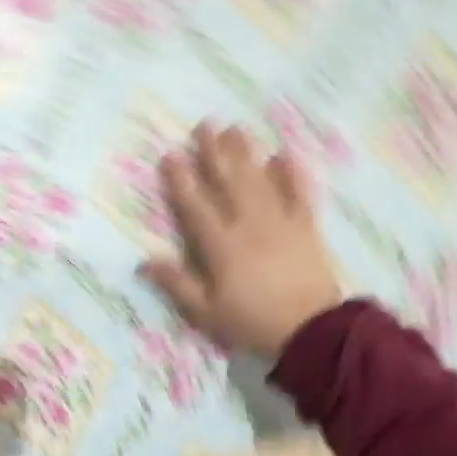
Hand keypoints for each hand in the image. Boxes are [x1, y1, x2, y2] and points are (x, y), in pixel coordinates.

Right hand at [141, 123, 343, 362]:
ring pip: (260, 179)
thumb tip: (144, 262)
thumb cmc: (252, 322)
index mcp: (221, 246)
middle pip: (229, 181)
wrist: (312, 330)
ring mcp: (281, 221)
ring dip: (246, 153)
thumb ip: (177, 283)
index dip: (181, 180)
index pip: (196, 206)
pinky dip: (292, 172)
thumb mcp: (206, 311)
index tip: (170, 156)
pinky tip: (284, 154)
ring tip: (234, 129)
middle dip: (214, 152)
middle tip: (204, 125)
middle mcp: (249, 224)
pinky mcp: (307, 226)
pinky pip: (299, 192)